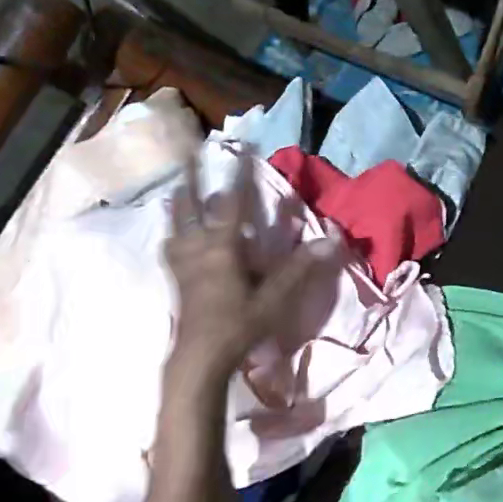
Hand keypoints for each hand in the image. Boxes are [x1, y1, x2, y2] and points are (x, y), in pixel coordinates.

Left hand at [164, 149, 334, 383]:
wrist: (200, 355)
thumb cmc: (238, 325)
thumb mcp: (274, 297)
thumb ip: (301, 268)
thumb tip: (333, 240)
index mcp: (222, 246)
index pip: (234, 201)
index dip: (240, 172)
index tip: (244, 146)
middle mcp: (197, 246)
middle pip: (193, 203)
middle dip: (194, 175)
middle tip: (189, 150)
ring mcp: (181, 261)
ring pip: (176, 221)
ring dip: (179, 199)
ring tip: (176, 184)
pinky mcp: (174, 276)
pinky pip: (169, 245)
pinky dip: (171, 231)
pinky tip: (172, 234)